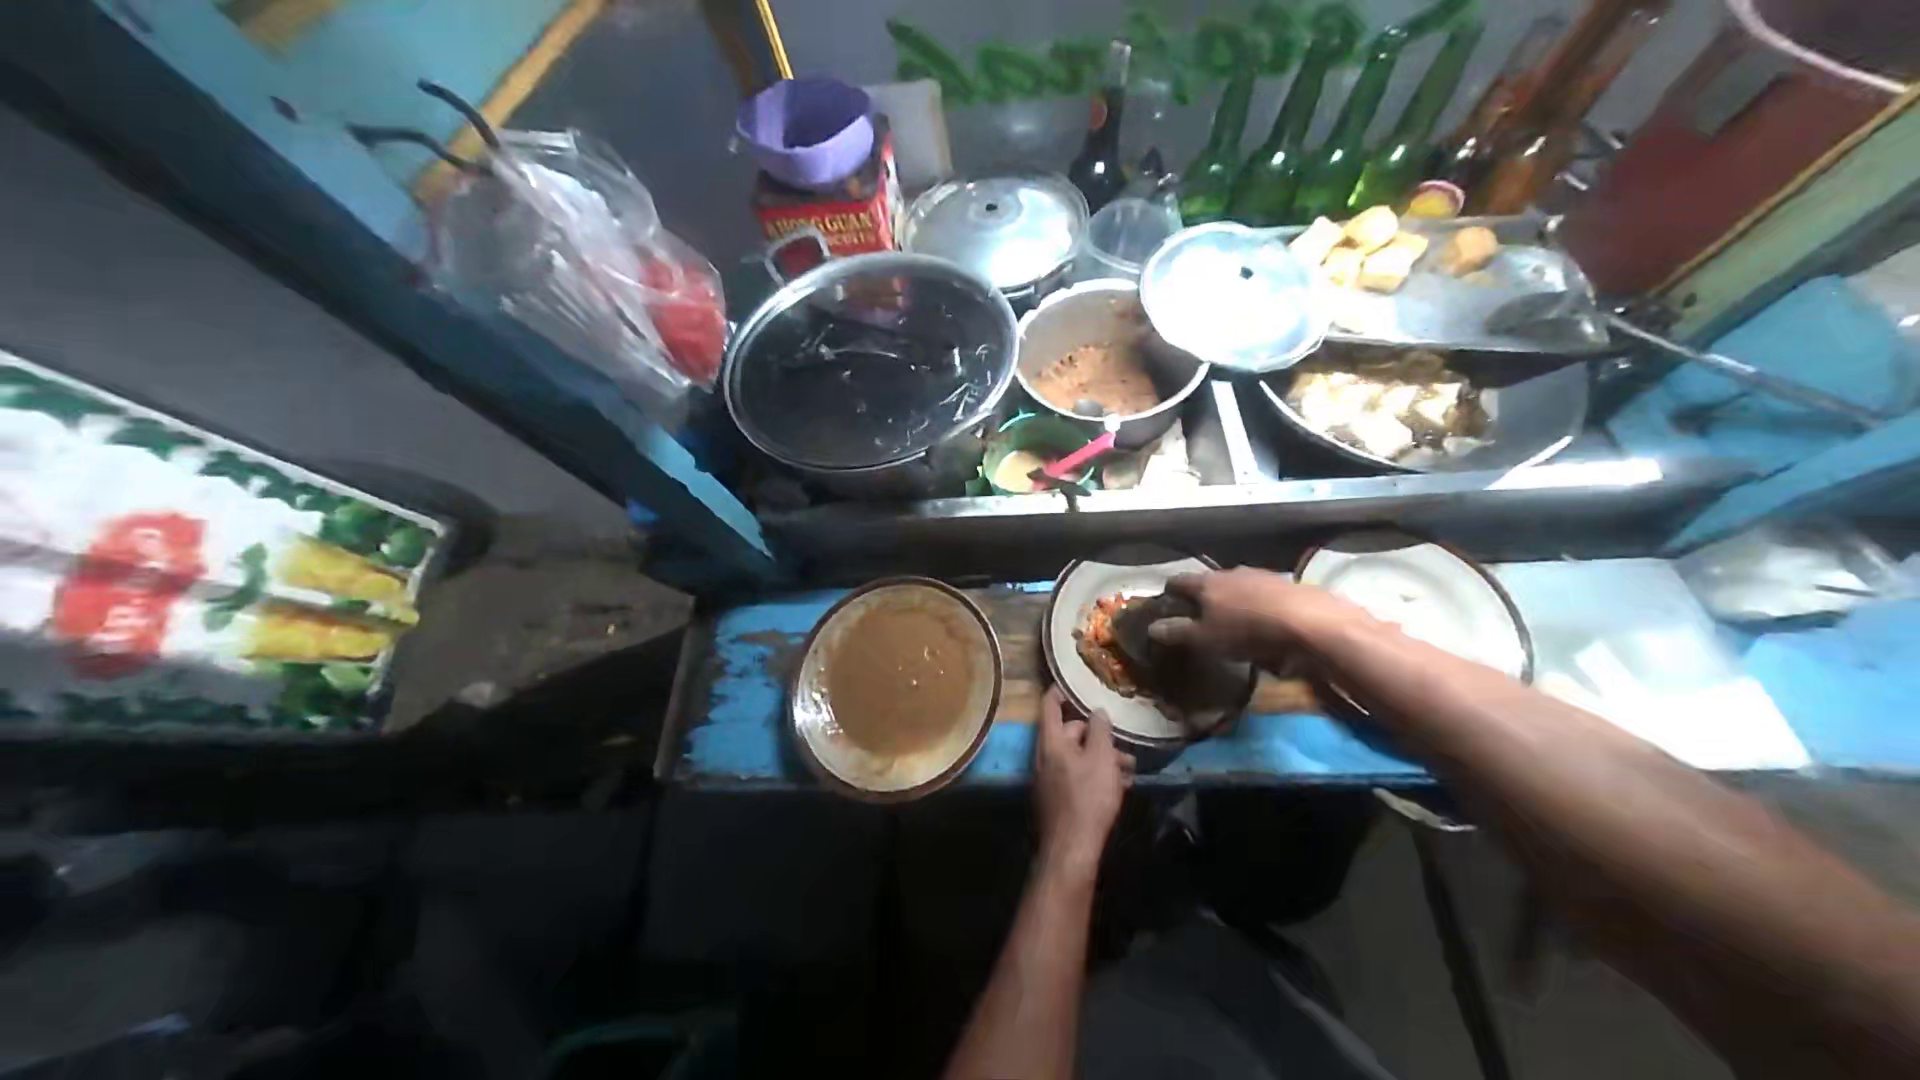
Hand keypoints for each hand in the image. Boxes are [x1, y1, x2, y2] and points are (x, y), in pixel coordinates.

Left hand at [1034, 686, 1133, 877]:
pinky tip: (1119, 787)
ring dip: (1102, 758)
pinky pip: (1077, 776)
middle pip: (1069, 733)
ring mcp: (1049, 779)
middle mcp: (1044, 756)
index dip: (1061, 690)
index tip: (1074, 683)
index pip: (1049, 705)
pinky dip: (1096, 775)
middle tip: (1123, 744)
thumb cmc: (1088, 797)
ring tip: (1129, 770)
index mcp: (1051, 742)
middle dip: (1097, 735)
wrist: (1072, 849)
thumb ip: (1099, 730)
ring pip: (1077, 757)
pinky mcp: (1057, 798)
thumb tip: (1096, 711)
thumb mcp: (1101, 758)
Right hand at [1149, 568, 1365, 663]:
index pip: (1178, 581)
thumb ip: (1178, 632)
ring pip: (1235, 584)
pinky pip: (1260, 591)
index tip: (1166, 601)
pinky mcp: (1283, 582)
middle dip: (1202, 595)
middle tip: (1200, 613)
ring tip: (1232, 617)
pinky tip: (1261, 618)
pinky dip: (1254, 602)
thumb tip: (1152, 628)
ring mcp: (1258, 574)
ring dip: (1230, 597)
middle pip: (1208, 581)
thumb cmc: (1246, 630)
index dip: (1169, 590)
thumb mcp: (1206, 638)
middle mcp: (1229, 572)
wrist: (1306, 620)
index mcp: (1205, 583)